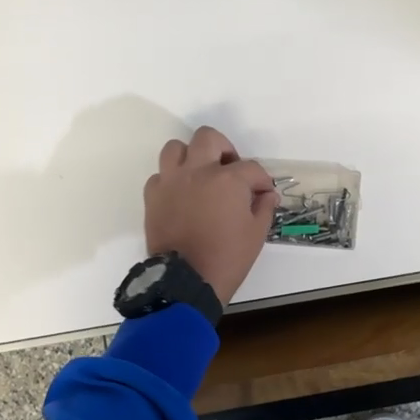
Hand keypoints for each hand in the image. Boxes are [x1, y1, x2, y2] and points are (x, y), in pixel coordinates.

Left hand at [144, 126, 277, 304]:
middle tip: (229, 169)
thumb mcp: (256, 235)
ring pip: (176, 148)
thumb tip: (267, 195)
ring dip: (190, 156)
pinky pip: (160, 175)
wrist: (186, 281)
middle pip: (209, 138)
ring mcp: (171, 181)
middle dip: (224, 149)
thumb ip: (263, 208)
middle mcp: (197, 171)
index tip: (263, 193)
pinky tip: (181, 195)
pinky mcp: (152, 196)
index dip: (261, 181)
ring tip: (200, 174)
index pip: (251, 168)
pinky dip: (171, 180)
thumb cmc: (227, 258)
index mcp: (227, 179)